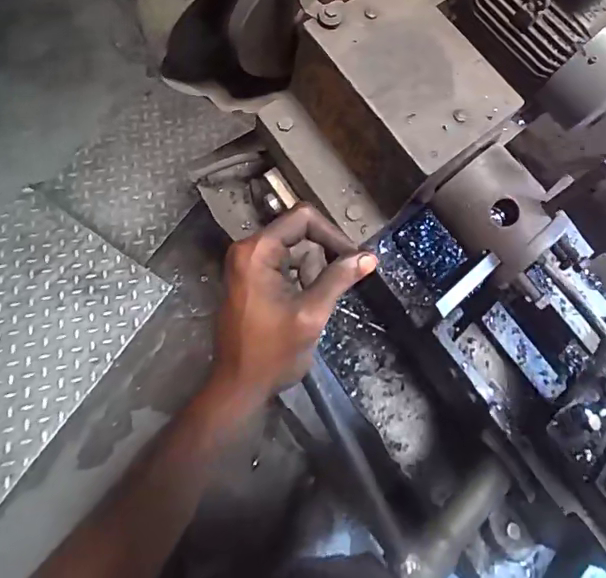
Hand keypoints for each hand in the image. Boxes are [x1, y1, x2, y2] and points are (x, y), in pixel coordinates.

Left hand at [206, 203, 377, 411]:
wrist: (237, 388)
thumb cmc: (271, 353)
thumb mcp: (311, 313)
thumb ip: (338, 278)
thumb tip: (368, 256)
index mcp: (257, 251)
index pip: (304, 218)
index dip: (333, 234)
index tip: (352, 258)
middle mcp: (247, 249)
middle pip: (299, 230)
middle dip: (324, 253)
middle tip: (344, 276)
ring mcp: (246, 263)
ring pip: (294, 247)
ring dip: (313, 268)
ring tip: (317, 299)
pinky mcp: (248, 277)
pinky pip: (284, 262)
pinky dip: (300, 276)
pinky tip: (306, 301)